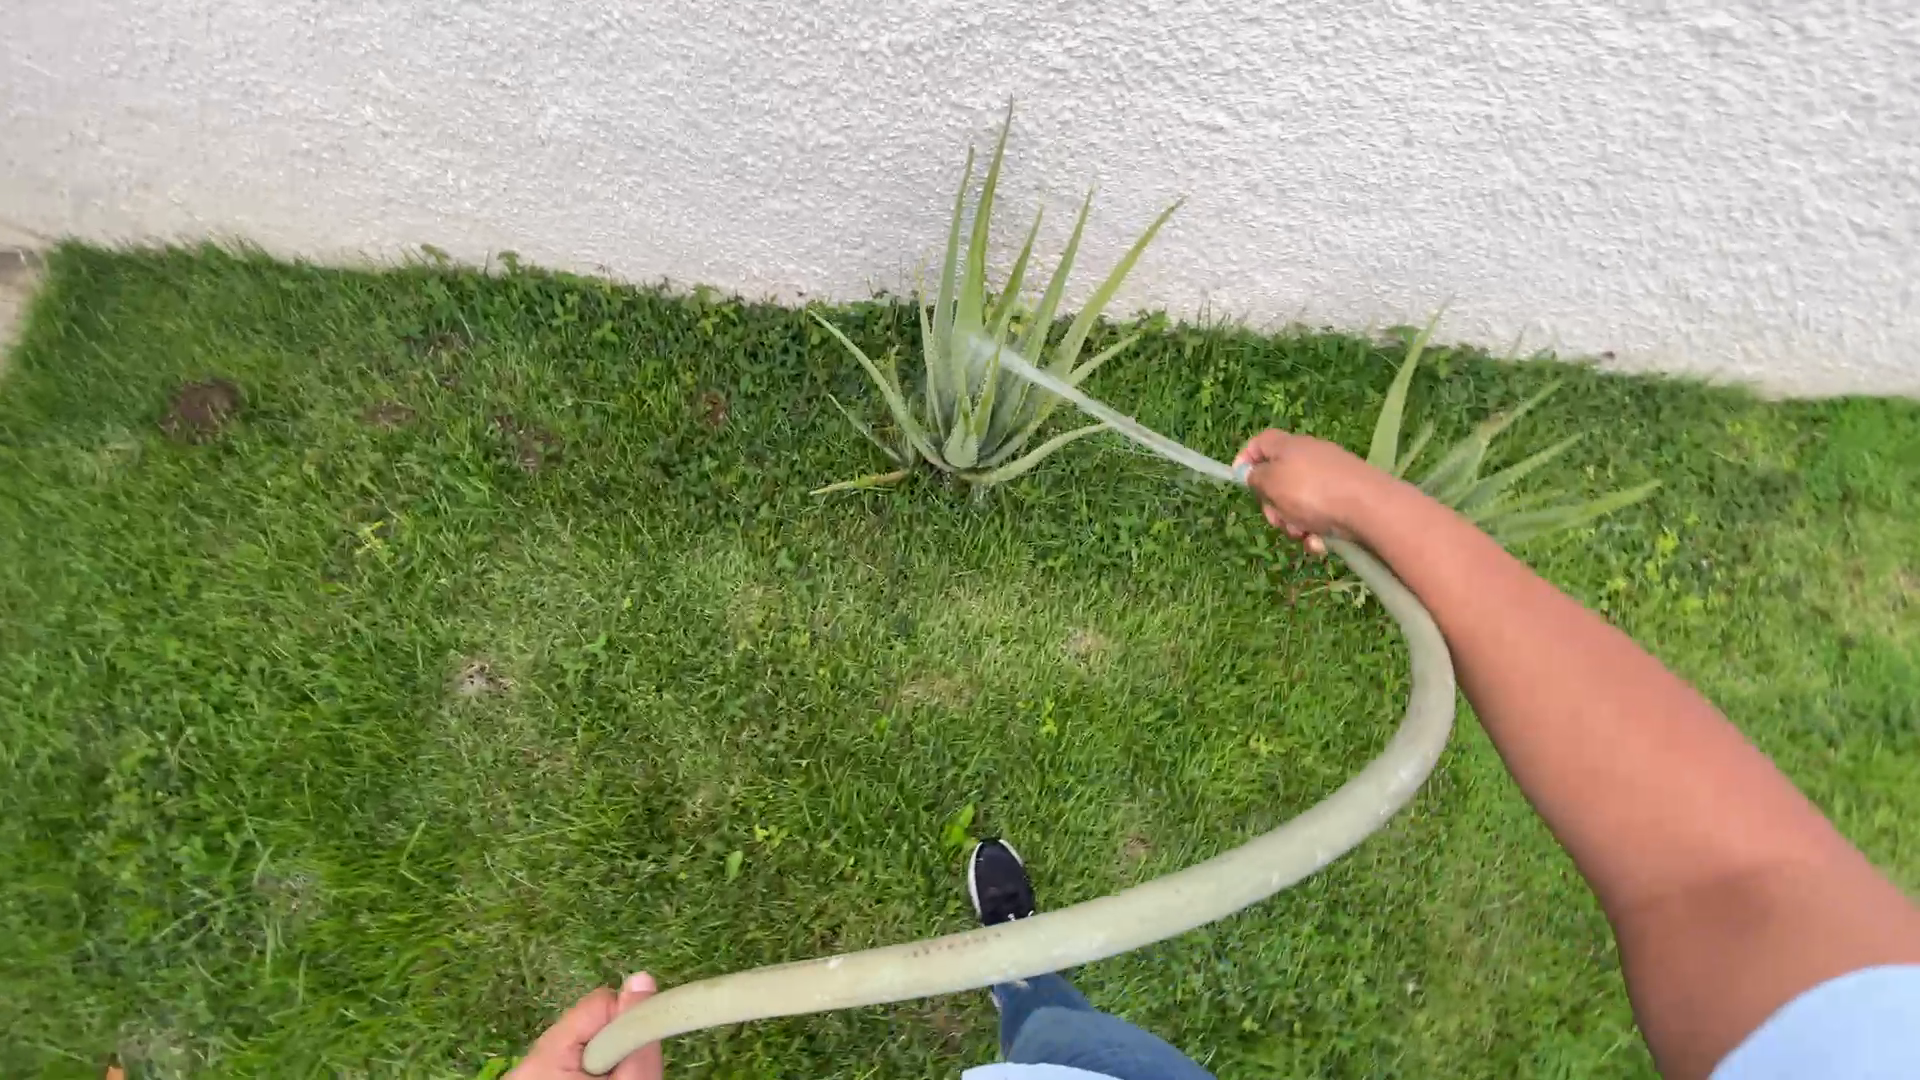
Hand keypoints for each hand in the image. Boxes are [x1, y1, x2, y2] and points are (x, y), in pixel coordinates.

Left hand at [506, 973, 664, 1079]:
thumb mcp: (632, 1079)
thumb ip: (636, 1031)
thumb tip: (642, 977)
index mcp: (546, 1054)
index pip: (600, 1001)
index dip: (626, 1021)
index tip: (634, 1050)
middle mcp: (524, 1061)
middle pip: (586, 1022)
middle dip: (612, 1041)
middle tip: (622, 1074)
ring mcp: (522, 1074)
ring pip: (576, 1042)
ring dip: (599, 1056)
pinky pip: (562, 1059)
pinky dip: (582, 1068)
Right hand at [1232, 430, 1386, 554]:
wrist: (1370, 507)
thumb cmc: (1311, 491)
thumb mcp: (1271, 482)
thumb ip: (1256, 477)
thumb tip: (1255, 475)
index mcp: (1289, 446)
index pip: (1260, 443)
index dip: (1245, 459)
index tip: (1240, 481)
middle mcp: (1310, 456)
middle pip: (1278, 479)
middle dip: (1272, 505)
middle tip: (1276, 519)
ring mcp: (1331, 476)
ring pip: (1298, 501)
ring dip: (1293, 522)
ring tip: (1302, 534)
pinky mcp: (1347, 496)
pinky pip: (1320, 513)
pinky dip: (1315, 529)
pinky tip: (1320, 542)